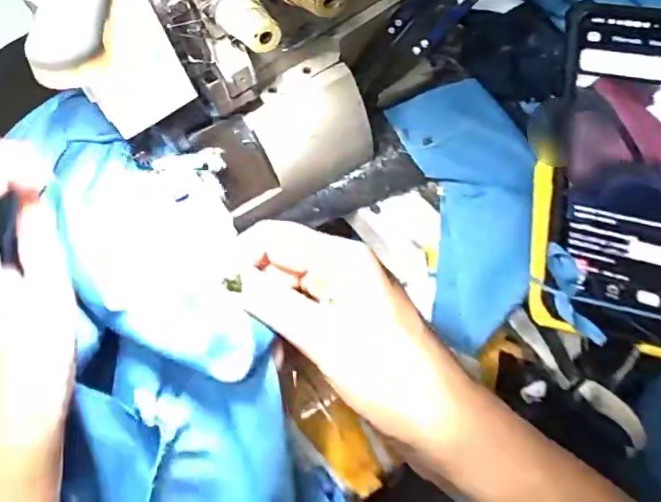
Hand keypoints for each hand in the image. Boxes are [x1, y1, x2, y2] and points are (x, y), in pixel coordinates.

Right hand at [232, 220, 482, 452]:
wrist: (445, 424)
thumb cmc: (387, 374)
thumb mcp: (324, 338)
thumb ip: (274, 304)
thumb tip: (230, 280)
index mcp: (340, 256)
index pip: (275, 235)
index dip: (242, 256)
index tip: (216, 288)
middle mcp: (341, 265)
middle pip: (280, 260)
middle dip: (253, 287)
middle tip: (230, 323)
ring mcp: (345, 292)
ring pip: (289, 287)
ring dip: (268, 312)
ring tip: (253, 344)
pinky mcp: (347, 318)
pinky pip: (304, 310)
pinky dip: (286, 326)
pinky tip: (276, 352)